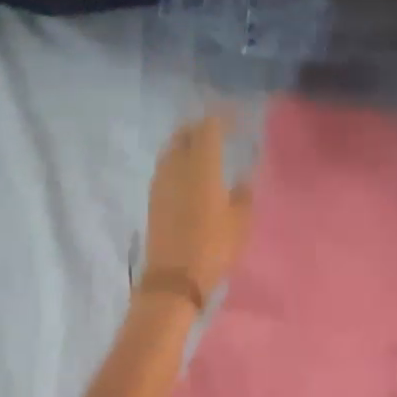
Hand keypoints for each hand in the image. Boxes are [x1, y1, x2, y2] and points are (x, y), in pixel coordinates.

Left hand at [145, 113, 252, 300]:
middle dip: (201, 128)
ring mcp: (161, 181)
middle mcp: (177, 165)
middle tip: (219, 132)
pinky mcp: (153, 198)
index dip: (222, 118)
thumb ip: (243, 195)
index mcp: (202, 164)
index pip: (209, 127)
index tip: (236, 119)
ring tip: (204, 152)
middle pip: (185, 133)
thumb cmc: (213, 247)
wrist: (174, 278)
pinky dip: (179, 163)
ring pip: (172, 150)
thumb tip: (242, 180)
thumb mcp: (240, 222)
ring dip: (187, 144)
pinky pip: (166, 168)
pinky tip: (190, 175)